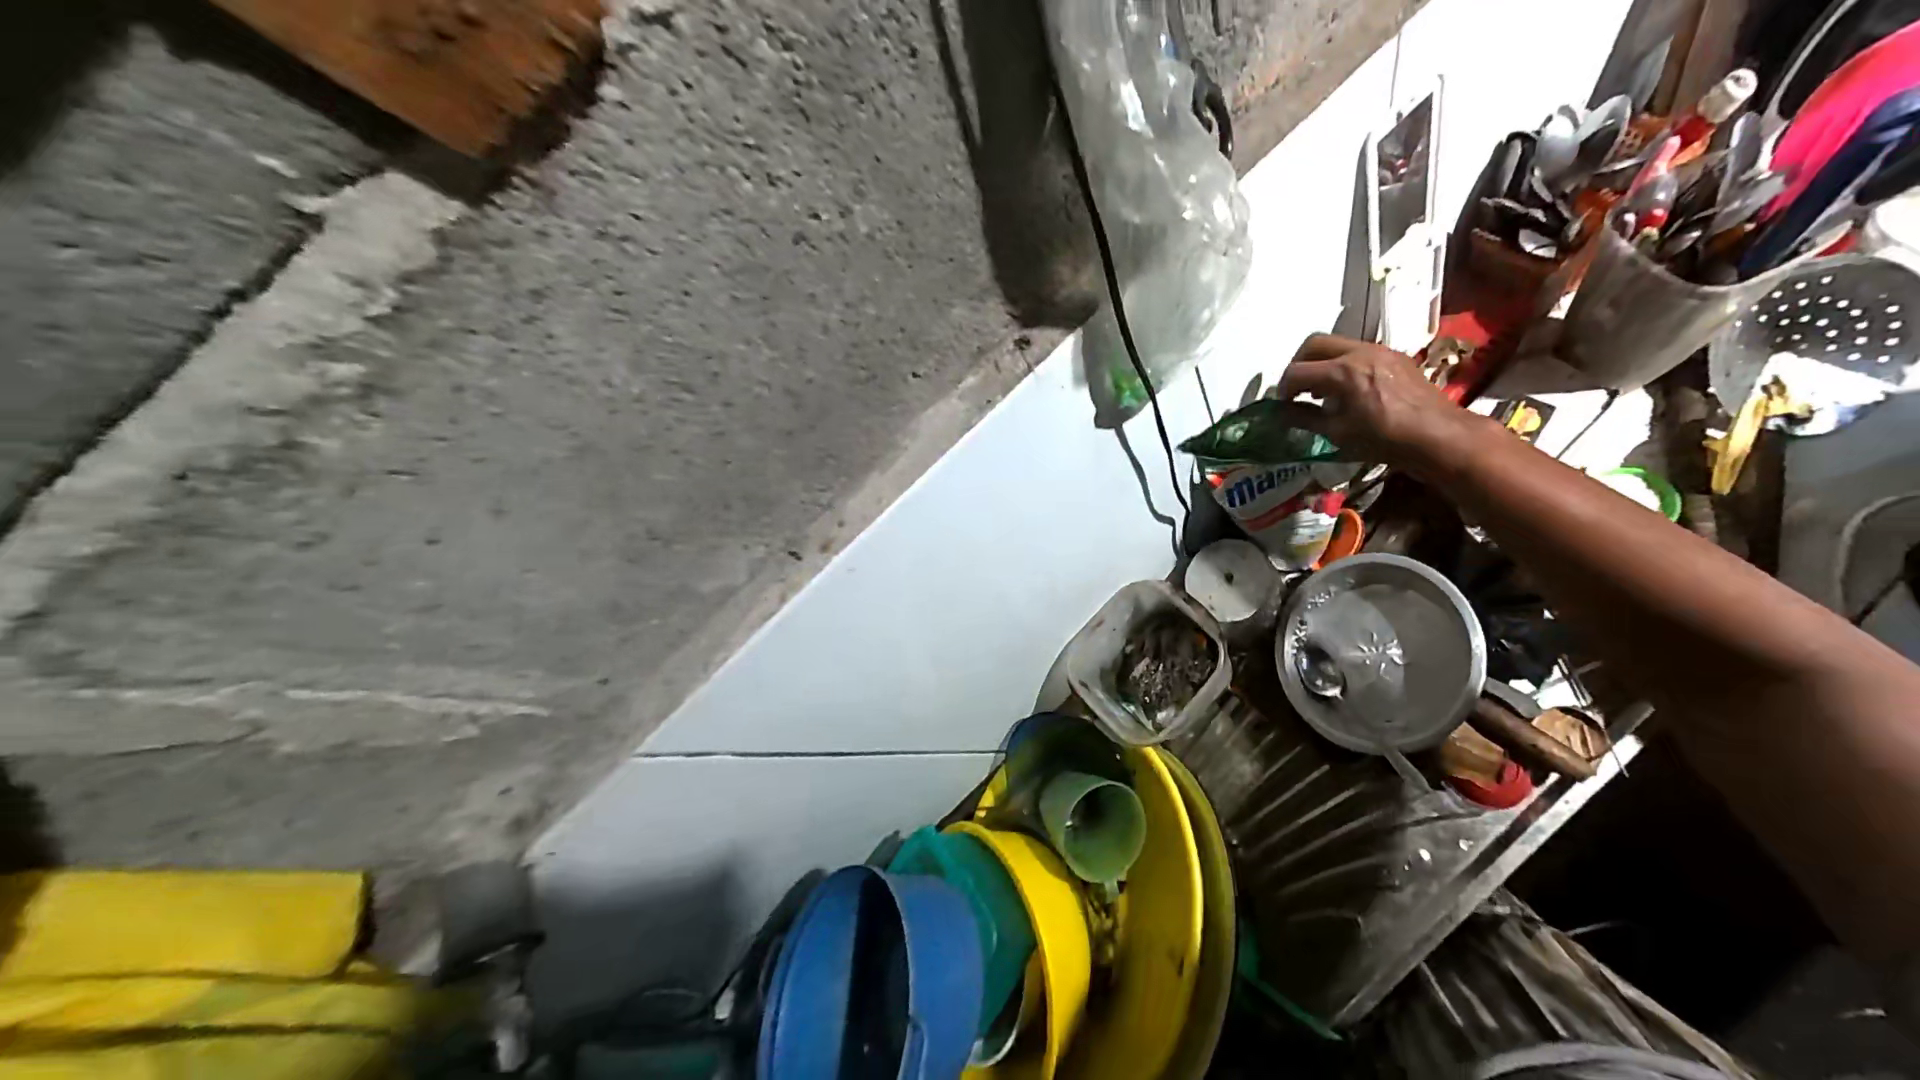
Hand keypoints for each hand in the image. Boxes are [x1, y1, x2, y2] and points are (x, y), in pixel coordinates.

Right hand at [1274, 334, 1484, 475]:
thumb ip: (1304, 418)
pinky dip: (1344, 364)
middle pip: (1314, 344)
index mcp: (1342, 372)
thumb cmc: (1383, 439)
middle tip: (1297, 388)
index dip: (1283, 389)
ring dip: (1322, 363)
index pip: (1296, 371)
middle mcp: (1359, 353)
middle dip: (1299, 364)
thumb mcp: (1337, 433)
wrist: (1437, 436)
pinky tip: (1349, 389)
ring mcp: (1380, 351)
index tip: (1283, 405)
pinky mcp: (1395, 356)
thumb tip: (1280, 413)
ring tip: (1322, 390)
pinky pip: (1359, 351)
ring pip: (1338, 344)